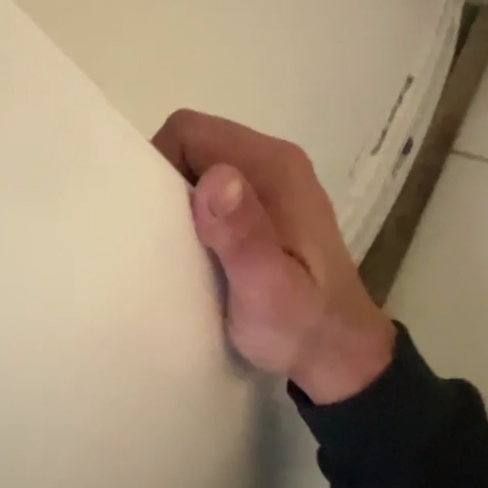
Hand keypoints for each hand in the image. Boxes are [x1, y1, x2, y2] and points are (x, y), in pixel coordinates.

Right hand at [152, 110, 394, 403]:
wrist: (339, 354)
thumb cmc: (302, 325)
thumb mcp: (268, 288)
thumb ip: (243, 235)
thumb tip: (215, 179)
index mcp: (273, 167)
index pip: (191, 132)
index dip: (158, 163)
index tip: (147, 214)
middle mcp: (273, 163)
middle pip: (193, 145)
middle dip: (162, 183)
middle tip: (153, 237)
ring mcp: (270, 186)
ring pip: (199, 168)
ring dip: (175, 202)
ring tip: (169, 249)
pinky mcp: (264, 210)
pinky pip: (213, 193)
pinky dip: (192, 215)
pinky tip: (192, 253)